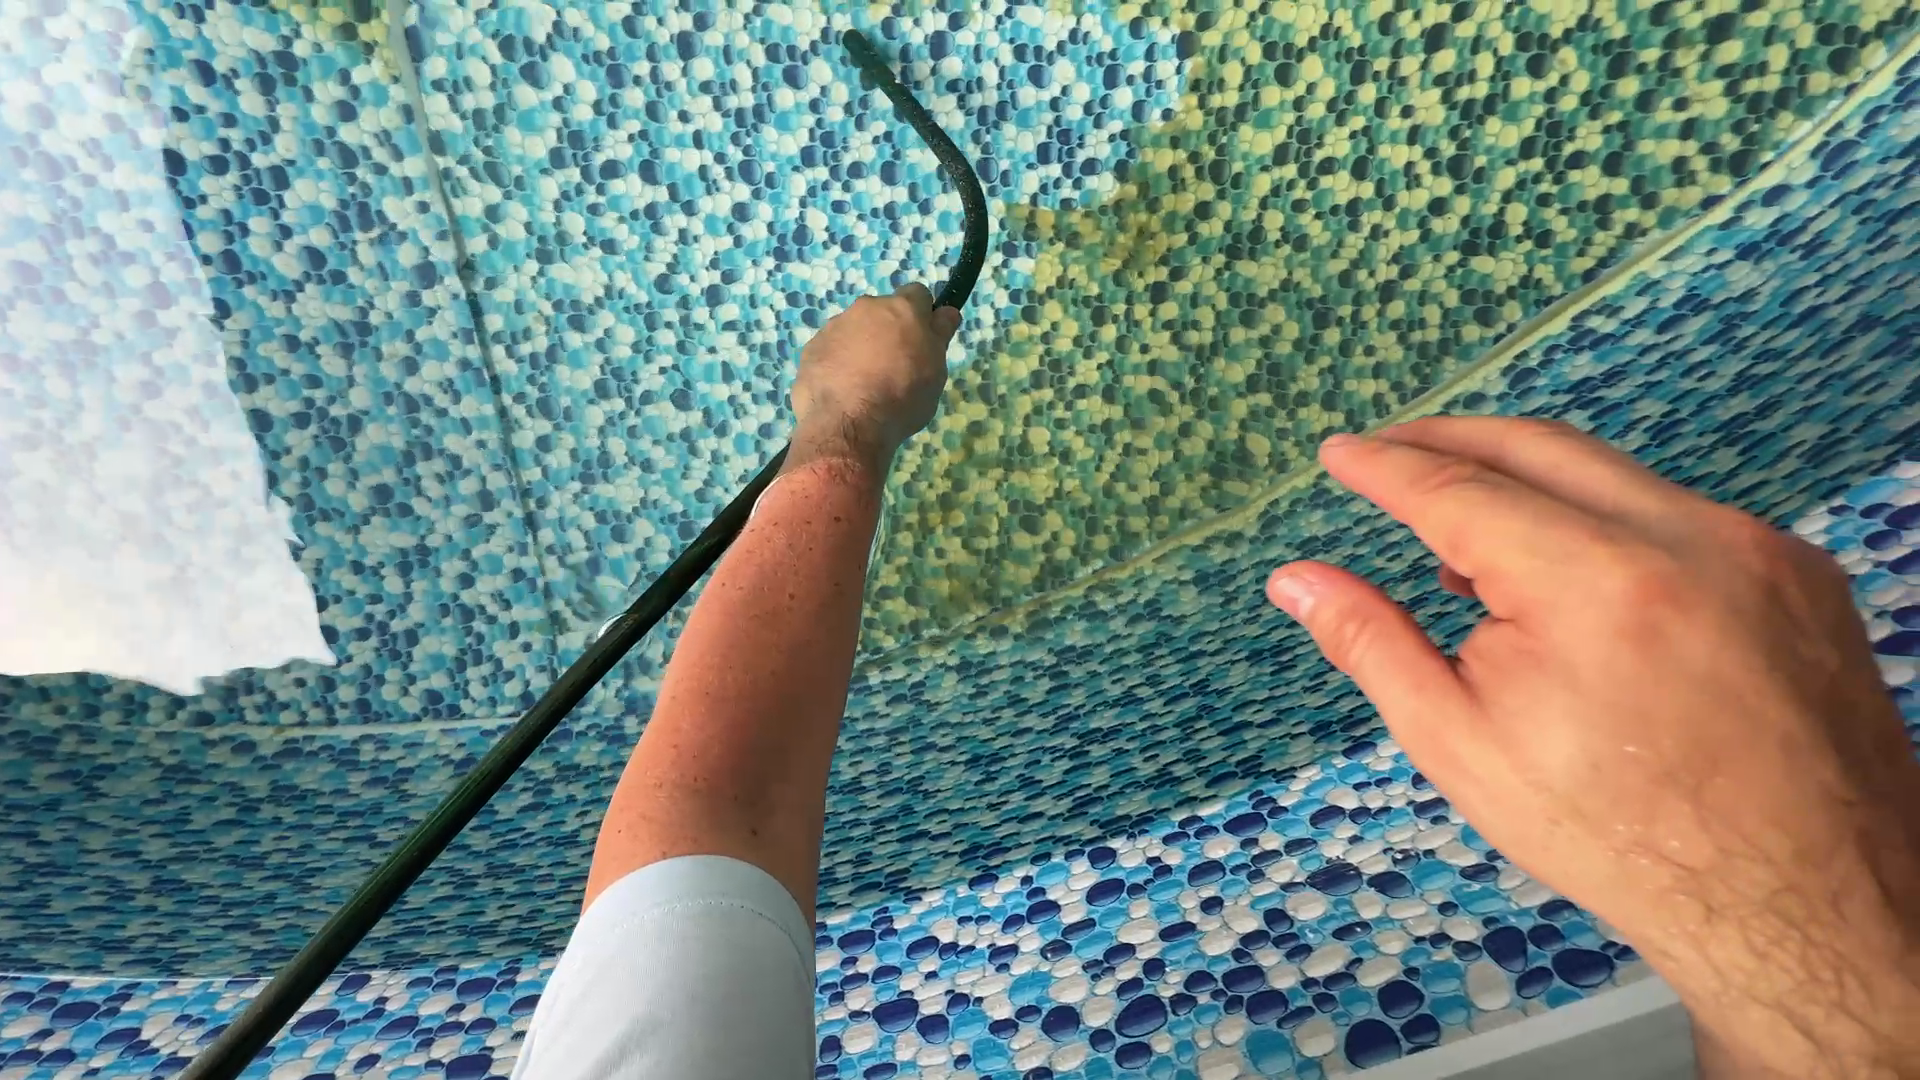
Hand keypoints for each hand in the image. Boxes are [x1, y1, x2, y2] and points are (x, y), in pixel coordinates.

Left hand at [788, 284, 956, 473]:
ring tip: (865, 385)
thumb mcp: (936, 371)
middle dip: (889, 333)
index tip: (922, 341)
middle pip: (882, 313)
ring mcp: (834, 326)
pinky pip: (831, 350)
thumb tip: (947, 312)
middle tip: (895, 369)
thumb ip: (940, 336)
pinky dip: (838, 364)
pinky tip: (843, 391)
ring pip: (854, 331)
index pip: (918, 295)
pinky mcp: (811, 349)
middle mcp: (865, 308)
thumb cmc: (903, 397)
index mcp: (901, 309)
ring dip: (862, 348)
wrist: (848, 424)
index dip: (922, 316)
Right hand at [1266, 417, 1919, 1077]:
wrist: (1807, 912)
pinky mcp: (1794, 570)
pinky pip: (1658, 506)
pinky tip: (1542, 561)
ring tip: (1444, 518)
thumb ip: (1366, 641)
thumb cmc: (1604, 828)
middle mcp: (1688, 539)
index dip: (1384, 466)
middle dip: (1443, 438)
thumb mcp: (1453, 739)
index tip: (1336, 451)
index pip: (1457, 491)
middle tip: (1380, 449)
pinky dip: (1577, 508)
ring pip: (1601, 470)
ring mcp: (1757, 548)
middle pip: (1534, 447)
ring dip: (1509, 474)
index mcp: (1592, 584)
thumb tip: (1292, 579)